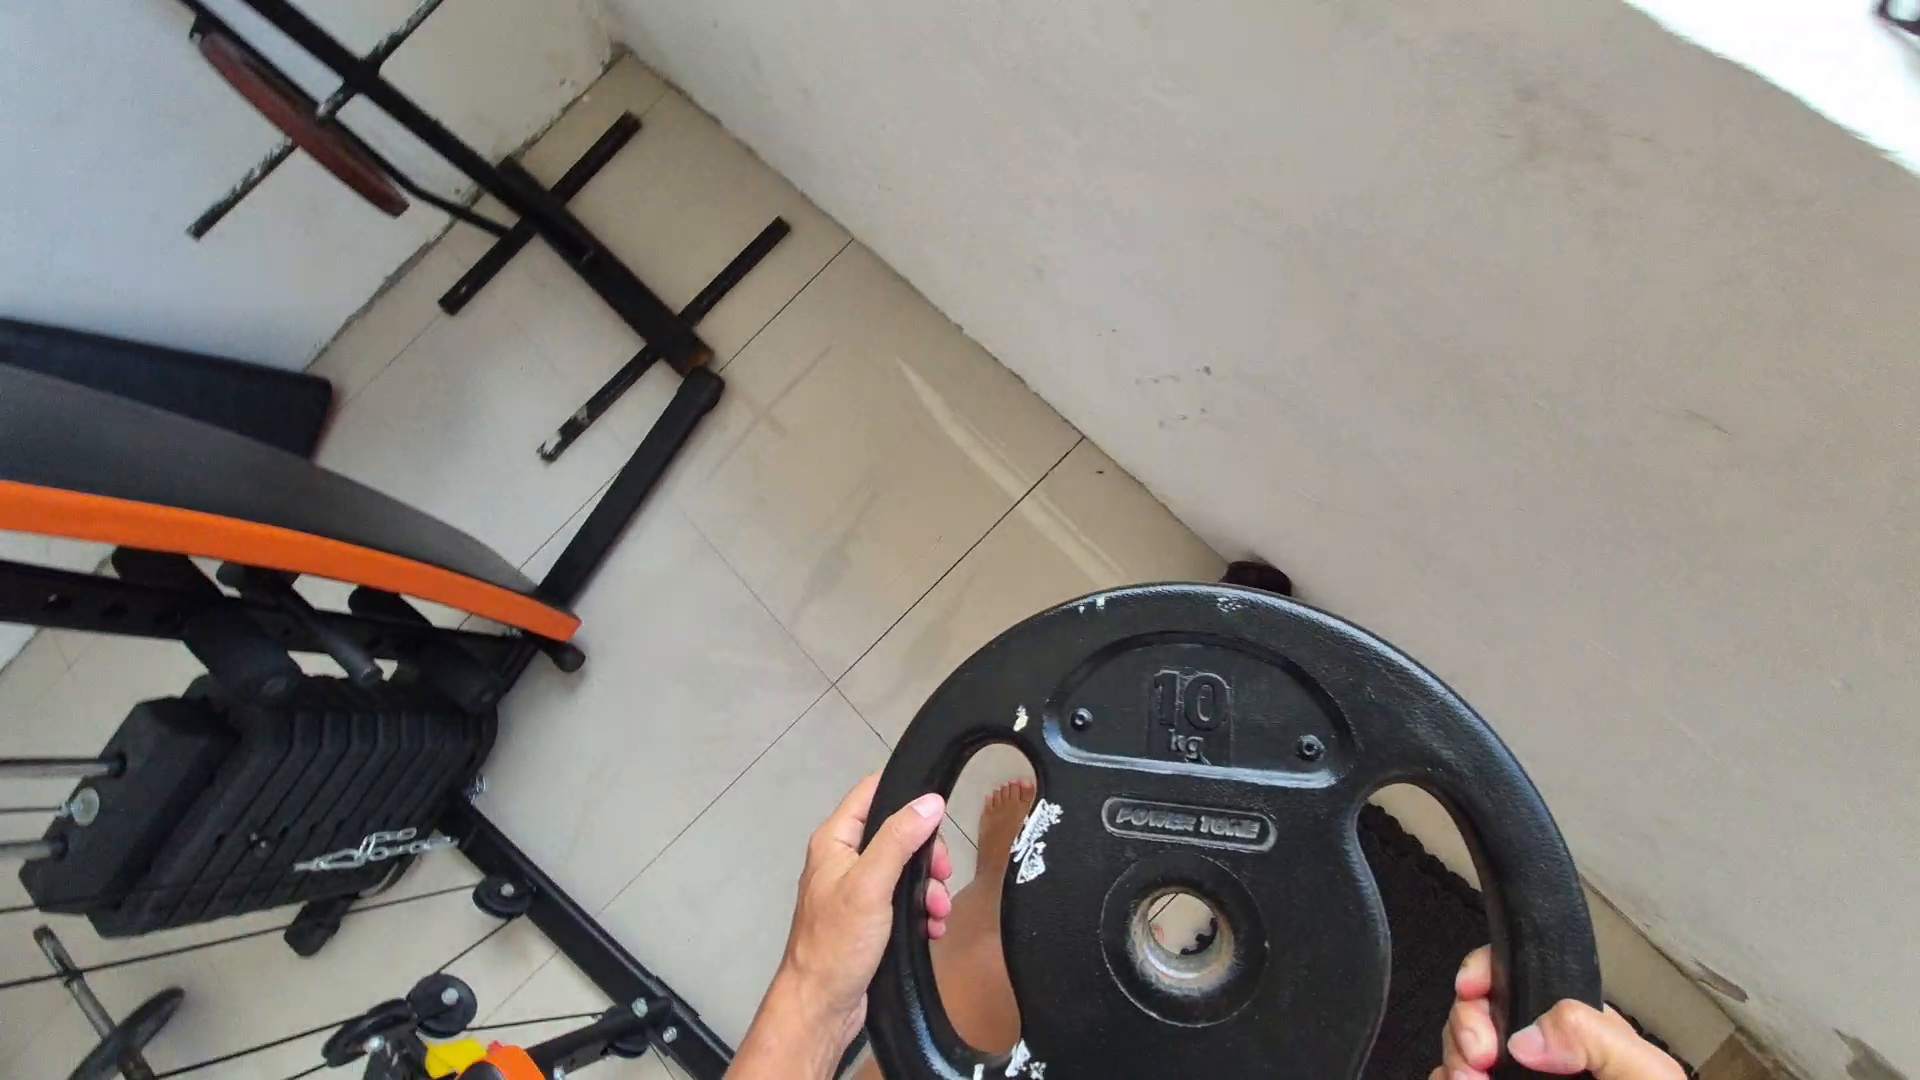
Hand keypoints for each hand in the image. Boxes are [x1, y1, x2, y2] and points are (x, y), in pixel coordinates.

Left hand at [753, 775, 952, 1065]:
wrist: (821, 1009)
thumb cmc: (837, 942)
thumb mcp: (871, 883)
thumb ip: (899, 838)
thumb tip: (931, 801)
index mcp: (836, 839)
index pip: (872, 791)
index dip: (904, 791)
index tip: (937, 807)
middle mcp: (846, 857)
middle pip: (898, 831)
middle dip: (927, 852)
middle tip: (943, 873)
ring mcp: (859, 888)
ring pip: (906, 867)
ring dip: (930, 886)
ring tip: (939, 911)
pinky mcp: (871, 917)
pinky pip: (905, 898)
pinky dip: (922, 909)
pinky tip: (932, 926)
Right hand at [1434, 947, 1685, 1079]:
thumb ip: (1596, 1038)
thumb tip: (1520, 1038)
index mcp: (1582, 1034)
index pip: (1522, 977)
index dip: (1486, 971)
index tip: (1470, 992)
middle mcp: (1545, 1054)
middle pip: (1480, 1009)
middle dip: (1464, 1023)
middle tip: (1475, 1058)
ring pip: (1460, 1046)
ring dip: (1453, 1057)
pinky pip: (1452, 1078)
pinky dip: (1445, 1077)